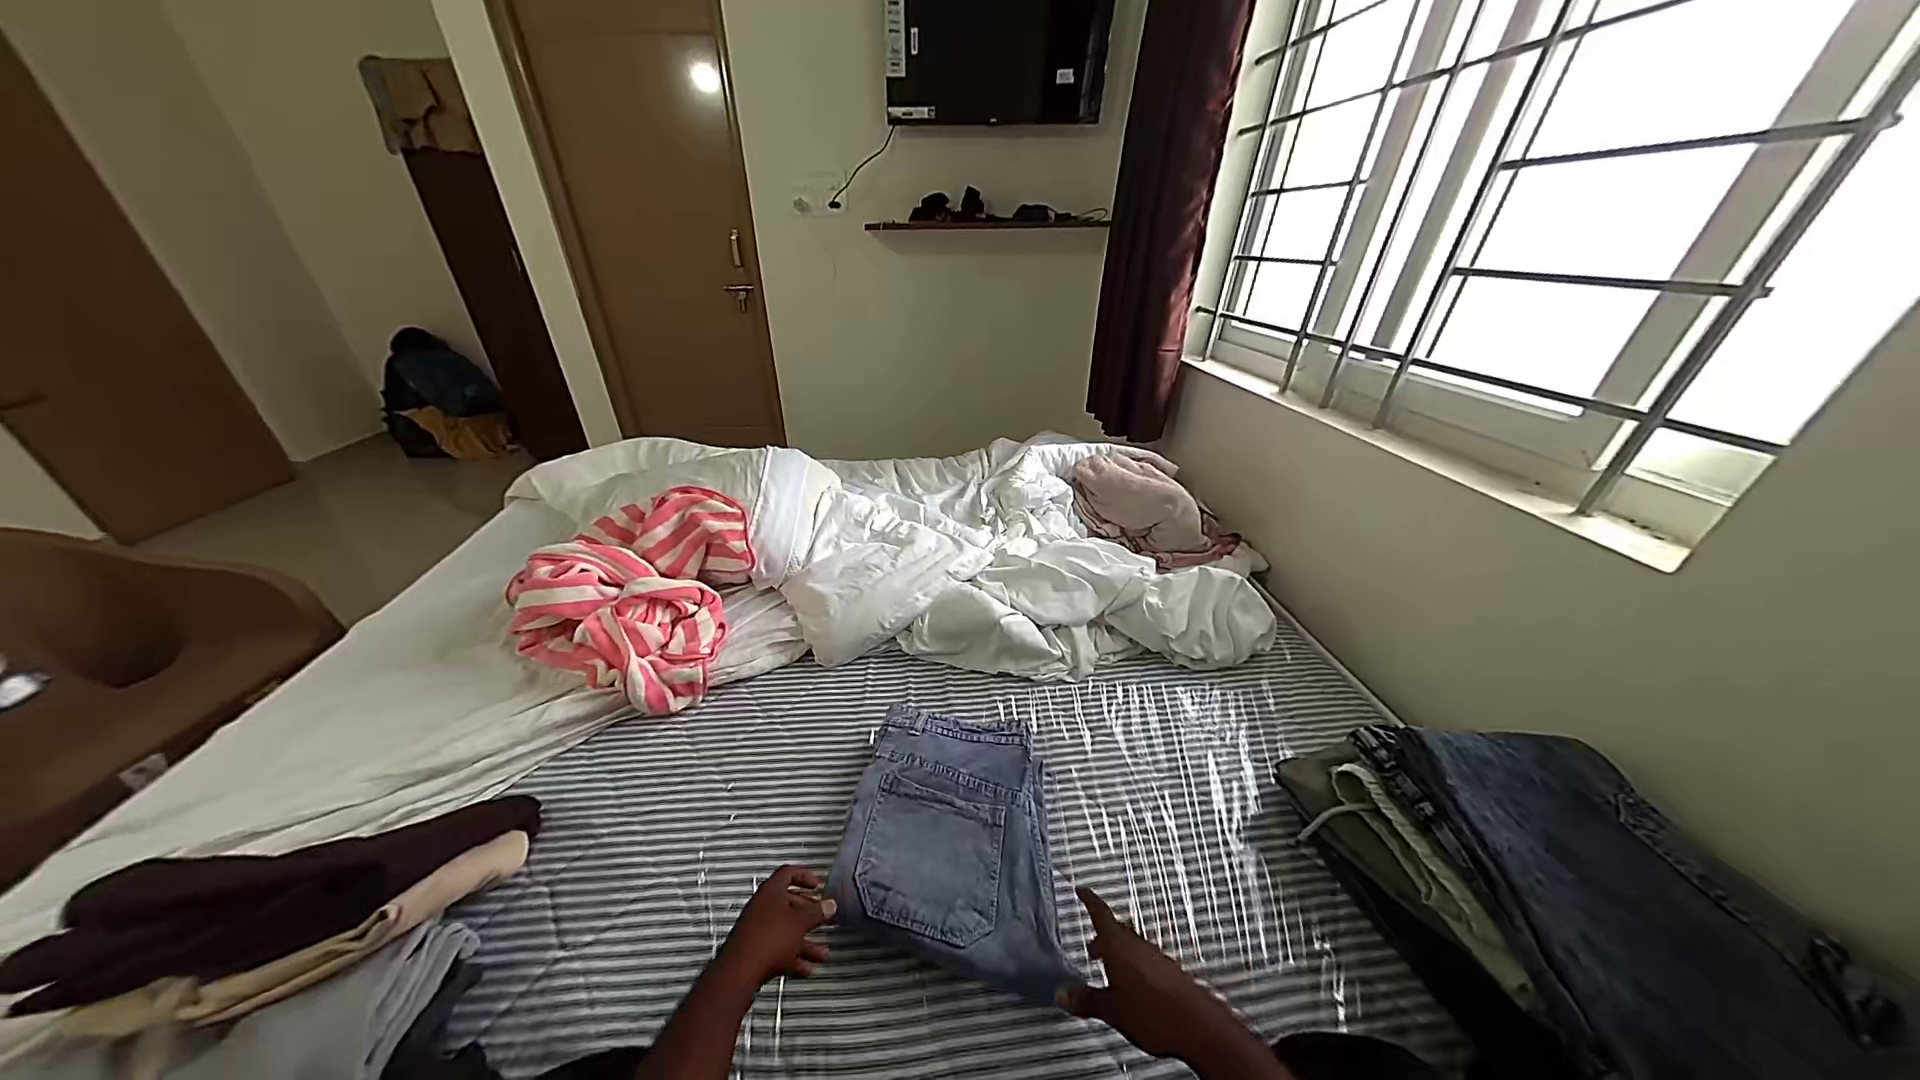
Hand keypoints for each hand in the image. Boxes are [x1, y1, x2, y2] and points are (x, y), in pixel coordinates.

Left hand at [715, 865, 835, 986]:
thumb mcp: (801, 922)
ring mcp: (756, 929)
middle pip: (789, 904)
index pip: (788, 873)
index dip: (804, 876)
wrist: (740, 972)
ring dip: (804, 940)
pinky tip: (805, 967)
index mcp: (771, 891)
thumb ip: (817, 912)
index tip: (817, 884)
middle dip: (809, 913)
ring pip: (785, 930)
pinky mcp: (753, 950)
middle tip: (823, 919)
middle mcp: (762, 907)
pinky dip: (792, 956)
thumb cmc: (769, 938)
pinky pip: (777, 948)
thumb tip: (829, 905)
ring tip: (821, 952)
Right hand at [1058, 888, 1289, 1076]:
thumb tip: (1064, 994)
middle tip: (1092, 944)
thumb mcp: (1110, 1009)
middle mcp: (1138, 946)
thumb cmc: (1156, 1012)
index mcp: (1119, 945)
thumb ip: (1086, 999)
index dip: (1089, 900)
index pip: (1100, 913)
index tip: (1083, 890)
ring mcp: (1157, 958)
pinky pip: (1147, 961)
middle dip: (1101, 936)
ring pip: (1132, 946)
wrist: (1198, 1028)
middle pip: (1116, 930)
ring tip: (1111, 969)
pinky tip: (1135, 986)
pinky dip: (1135, 966)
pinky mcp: (1171, 973)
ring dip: (1119, 953)